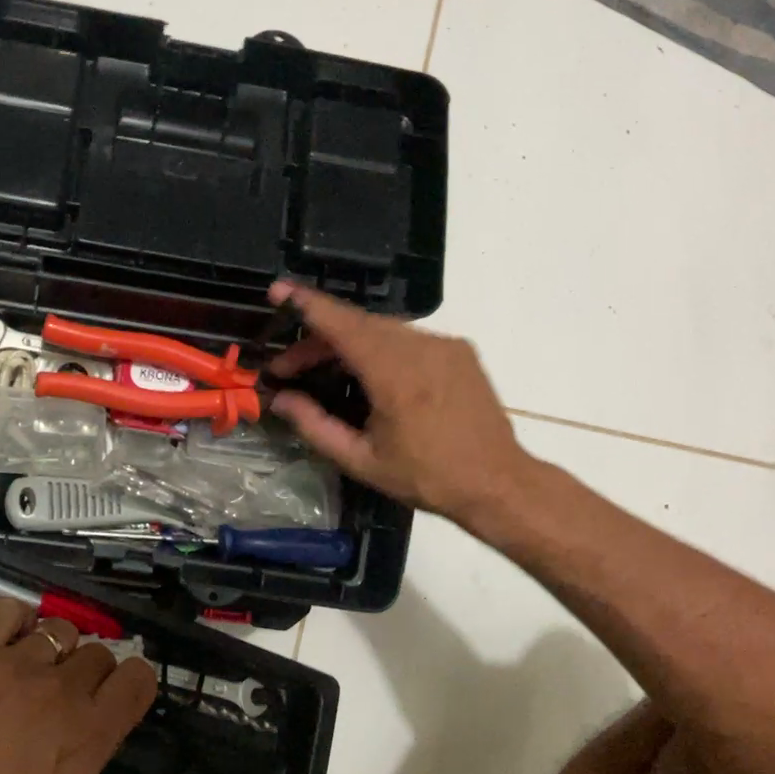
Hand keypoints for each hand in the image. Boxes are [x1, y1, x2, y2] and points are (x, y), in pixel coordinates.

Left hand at [0, 598, 157, 773]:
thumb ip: (86, 753)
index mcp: (91, 731)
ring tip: (30, 672)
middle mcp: (62, 689)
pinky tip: (7, 643)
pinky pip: (8, 611)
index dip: (129, 684)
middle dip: (88, 672)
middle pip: (98, 652)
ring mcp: (17, 664)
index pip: (138, 678)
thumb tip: (91, 723)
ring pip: (59, 630)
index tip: (114, 696)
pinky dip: (16, 621)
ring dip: (53, 650)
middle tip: (62, 696)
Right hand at [264, 281, 537, 522]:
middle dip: (316, 339)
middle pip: (358, 325)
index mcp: (396, 375)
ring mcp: (444, 345)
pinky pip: (406, 338)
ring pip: (382, 329)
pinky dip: (375, 346)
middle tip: (285, 367)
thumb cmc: (426, 478)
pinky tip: (362, 372)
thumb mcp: (361, 461)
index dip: (307, 305)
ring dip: (345, 343)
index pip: (343, 326)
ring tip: (319, 370)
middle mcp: (422, 347)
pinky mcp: (458, 351)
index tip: (277, 291)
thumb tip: (280, 400)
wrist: (498, 483)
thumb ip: (315, 426)